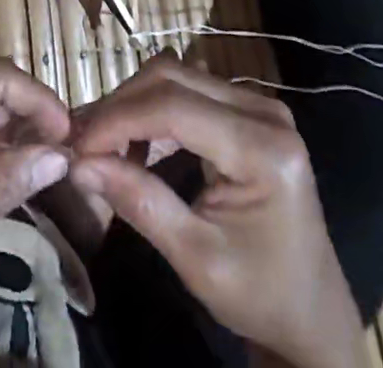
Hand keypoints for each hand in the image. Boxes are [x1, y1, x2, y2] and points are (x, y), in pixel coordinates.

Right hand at [68, 56, 367, 367]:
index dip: (118, 119)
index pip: (175, 107)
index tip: (73, 146)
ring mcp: (262, 107)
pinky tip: (135, 145)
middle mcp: (265, 111)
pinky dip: (158, 112)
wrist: (309, 305)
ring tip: (100, 145)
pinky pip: (196, 94)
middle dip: (122, 105)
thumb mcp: (195, 256)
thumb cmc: (258, 290)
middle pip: (177, 79)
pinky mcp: (253, 114)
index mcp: (262, 147)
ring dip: (136, 105)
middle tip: (80, 144)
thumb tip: (78, 164)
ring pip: (183, 79)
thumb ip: (139, 201)